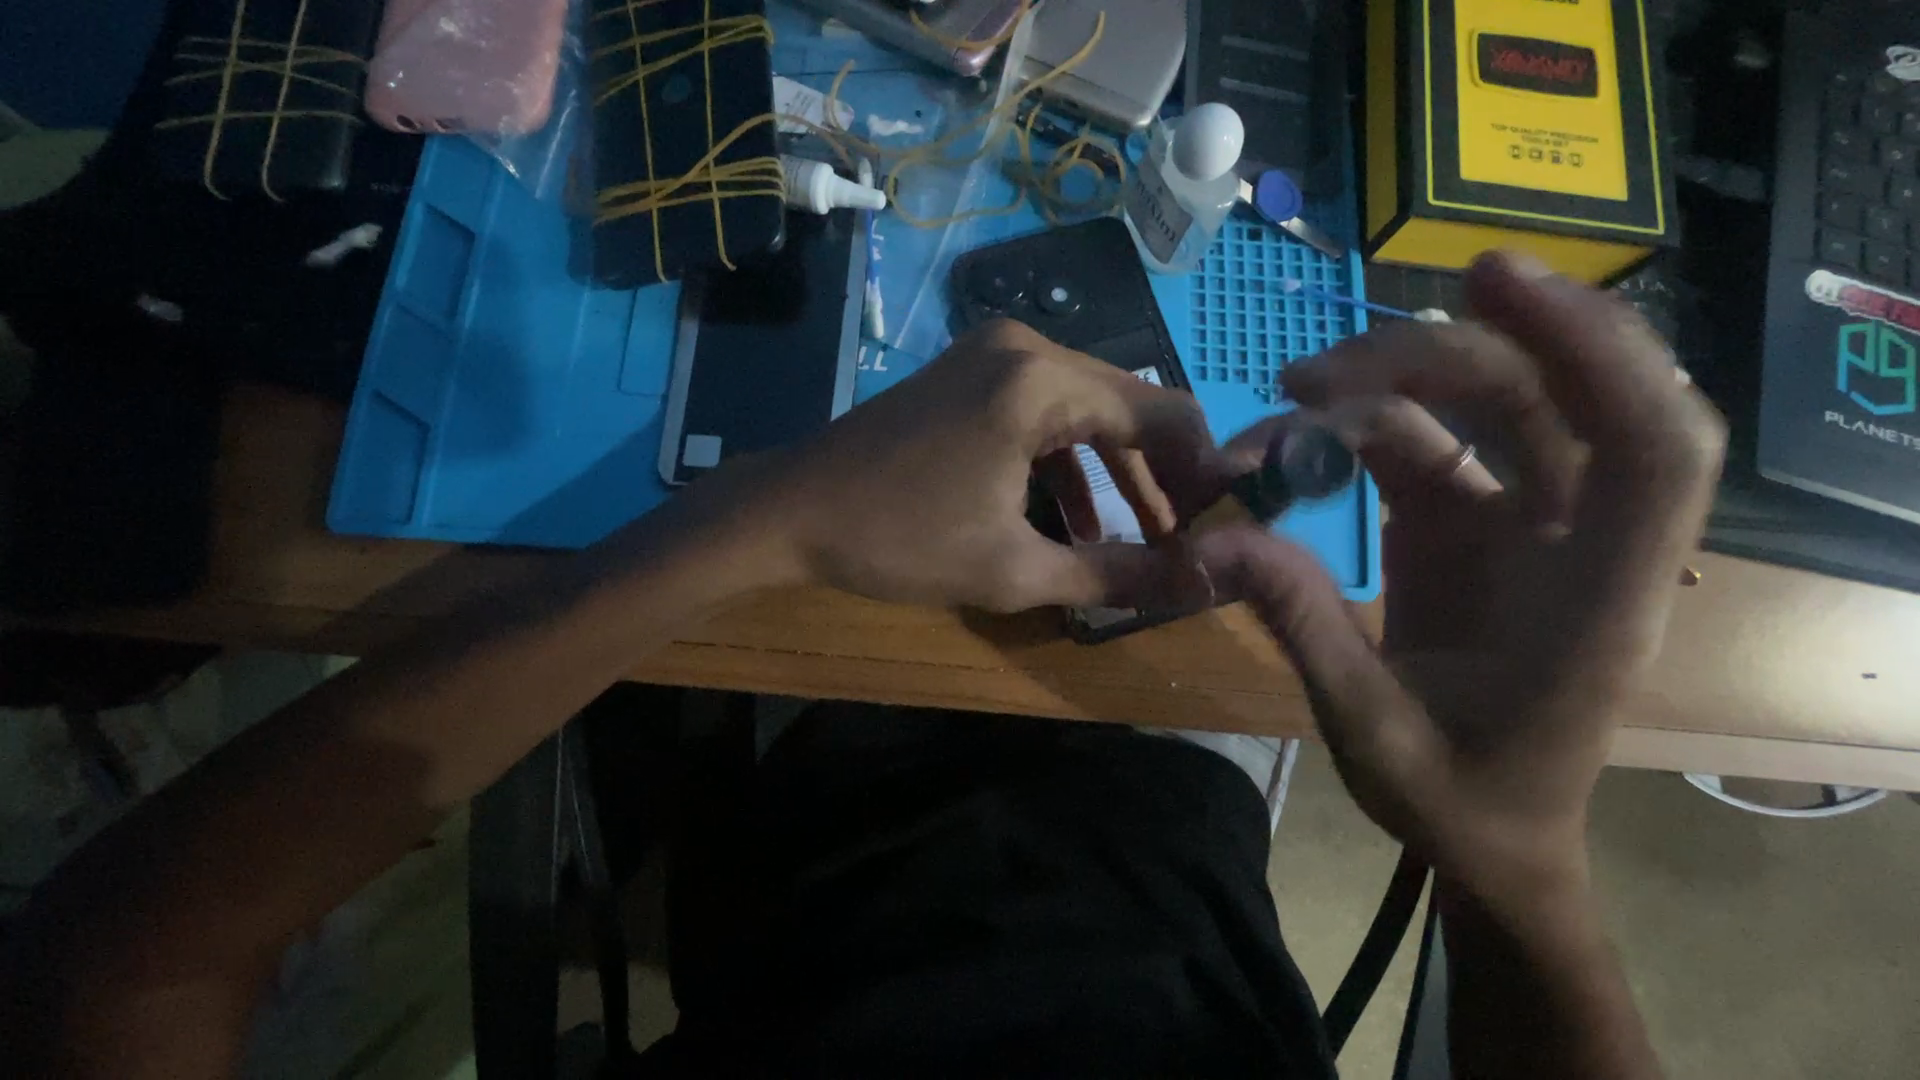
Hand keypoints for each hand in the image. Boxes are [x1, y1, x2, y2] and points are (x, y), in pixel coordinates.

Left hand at [733, 319, 1225, 612]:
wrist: (789, 512)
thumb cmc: (897, 540)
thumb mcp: (1013, 570)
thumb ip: (1115, 576)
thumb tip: (1198, 587)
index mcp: (1041, 382)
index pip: (1163, 412)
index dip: (1203, 473)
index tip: (1221, 527)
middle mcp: (1026, 347)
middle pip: (1128, 407)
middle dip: (1162, 477)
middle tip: (1187, 540)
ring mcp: (993, 354)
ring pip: (1086, 411)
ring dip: (1115, 474)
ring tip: (1140, 542)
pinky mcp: (971, 374)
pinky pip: (1044, 412)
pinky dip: (1067, 463)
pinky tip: (1077, 523)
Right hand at [1200, 253, 1724, 901]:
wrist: (1487, 834)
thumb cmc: (1458, 797)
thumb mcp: (1368, 725)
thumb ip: (1300, 623)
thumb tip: (1210, 536)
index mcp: (1594, 596)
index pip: (1648, 445)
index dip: (1591, 348)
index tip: (1487, 284)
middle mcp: (1576, 538)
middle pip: (1546, 398)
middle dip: (1434, 358)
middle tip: (1310, 373)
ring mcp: (1522, 524)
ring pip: (1481, 408)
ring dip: (1386, 384)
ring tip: (1286, 396)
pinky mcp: (1469, 526)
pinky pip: (1427, 446)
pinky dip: (1361, 428)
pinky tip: (1296, 434)